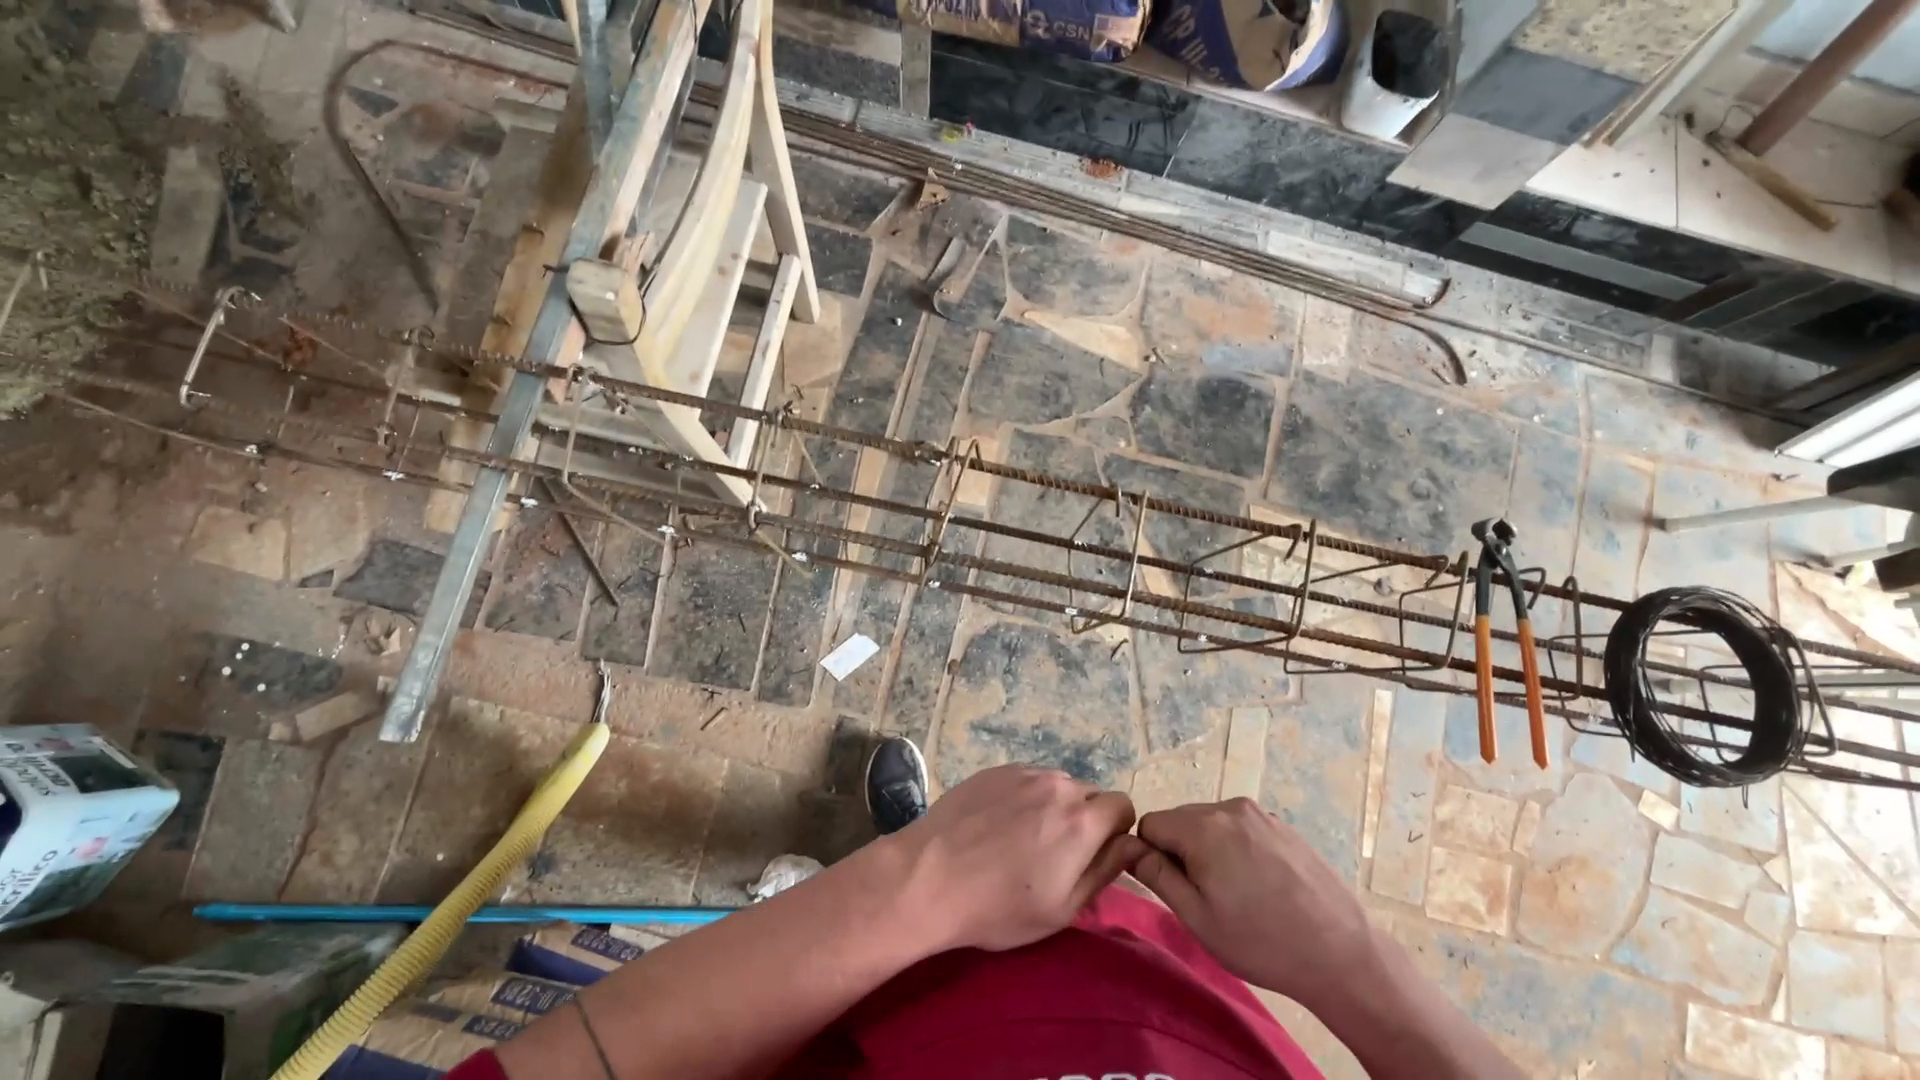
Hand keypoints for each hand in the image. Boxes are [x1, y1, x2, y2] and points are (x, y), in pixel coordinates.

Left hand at [889, 765, 1141, 951]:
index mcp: (1082, 819)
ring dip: (1052, 807)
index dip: (1114, 833)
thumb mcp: (1064, 907)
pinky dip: (1022, 798)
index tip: (1091, 857)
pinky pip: (1025, 780)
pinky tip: (997, 825)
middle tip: (1055, 855)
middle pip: (1089, 794)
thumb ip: (1106, 870)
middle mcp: (1057, 785)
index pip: (1123, 806)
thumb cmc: (999, 906)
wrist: (928, 878)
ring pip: (1056, 786)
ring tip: (1021, 840)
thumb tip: (1133, 845)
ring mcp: (1022, 773)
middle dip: (1084, 820)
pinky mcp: (993, 771)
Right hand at [1131, 798, 1375, 1006]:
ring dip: (1209, 852)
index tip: (1175, 891)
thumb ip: (1157, 875)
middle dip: (1180, 852)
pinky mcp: (1283, 826)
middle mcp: (1230, 808)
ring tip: (1236, 895)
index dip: (1151, 857)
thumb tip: (1129, 848)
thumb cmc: (1260, 942)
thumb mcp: (1197, 917)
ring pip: (1210, 825)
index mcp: (1203, 827)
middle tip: (1206, 899)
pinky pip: (1239, 830)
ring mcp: (1261, 814)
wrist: (1342, 953)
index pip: (1150, 825)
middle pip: (1180, 821)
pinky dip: (1236, 851)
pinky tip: (1260, 887)